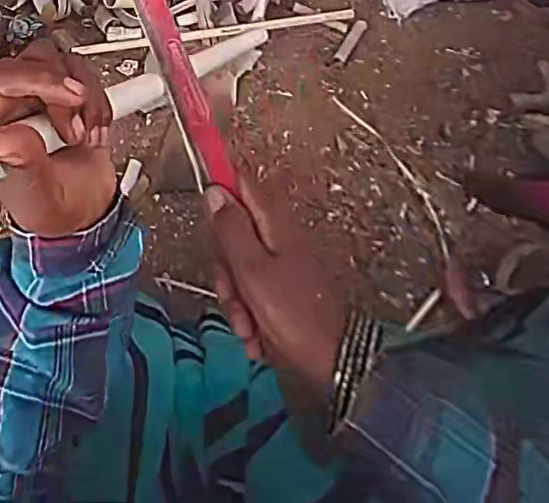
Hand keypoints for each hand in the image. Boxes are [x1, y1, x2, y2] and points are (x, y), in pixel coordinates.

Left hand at [0, 42, 116, 236]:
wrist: (83, 210)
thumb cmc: (50, 205)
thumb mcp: (37, 195)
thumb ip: (23, 166)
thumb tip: (3, 140)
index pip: (2, 79)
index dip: (37, 80)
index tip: (70, 98)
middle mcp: (11, 104)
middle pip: (35, 63)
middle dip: (65, 93)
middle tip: (77, 131)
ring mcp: (39, 95)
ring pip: (62, 63)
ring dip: (86, 99)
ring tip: (85, 137)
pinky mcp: (64, 93)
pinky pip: (84, 74)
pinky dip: (98, 102)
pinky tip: (95, 131)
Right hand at [207, 170, 344, 391]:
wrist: (339, 365)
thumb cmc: (294, 315)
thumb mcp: (252, 269)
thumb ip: (230, 228)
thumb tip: (214, 191)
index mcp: (273, 221)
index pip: (239, 182)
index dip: (218, 194)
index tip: (209, 222)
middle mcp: (278, 235)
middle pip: (233, 229)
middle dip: (224, 263)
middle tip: (232, 289)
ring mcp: (283, 262)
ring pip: (239, 264)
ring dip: (236, 296)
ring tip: (247, 324)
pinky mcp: (286, 288)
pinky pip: (254, 289)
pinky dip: (250, 312)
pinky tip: (256, 334)